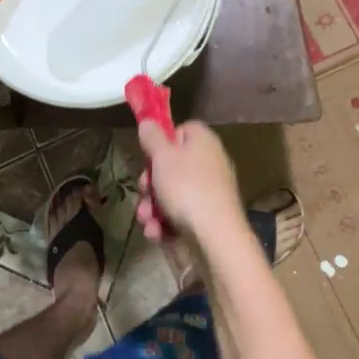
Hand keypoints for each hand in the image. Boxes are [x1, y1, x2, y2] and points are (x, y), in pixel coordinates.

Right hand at [136, 119, 243, 241]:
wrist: (216, 237)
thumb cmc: (186, 187)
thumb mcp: (162, 156)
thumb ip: (152, 137)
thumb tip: (148, 122)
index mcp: (203, 141)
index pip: (180, 131)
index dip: (161, 144)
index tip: (148, 157)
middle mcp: (210, 162)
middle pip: (171, 166)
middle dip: (149, 184)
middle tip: (142, 193)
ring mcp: (211, 192)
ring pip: (171, 193)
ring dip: (153, 207)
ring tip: (146, 220)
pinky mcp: (208, 217)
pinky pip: (181, 214)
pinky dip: (166, 223)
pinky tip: (157, 233)